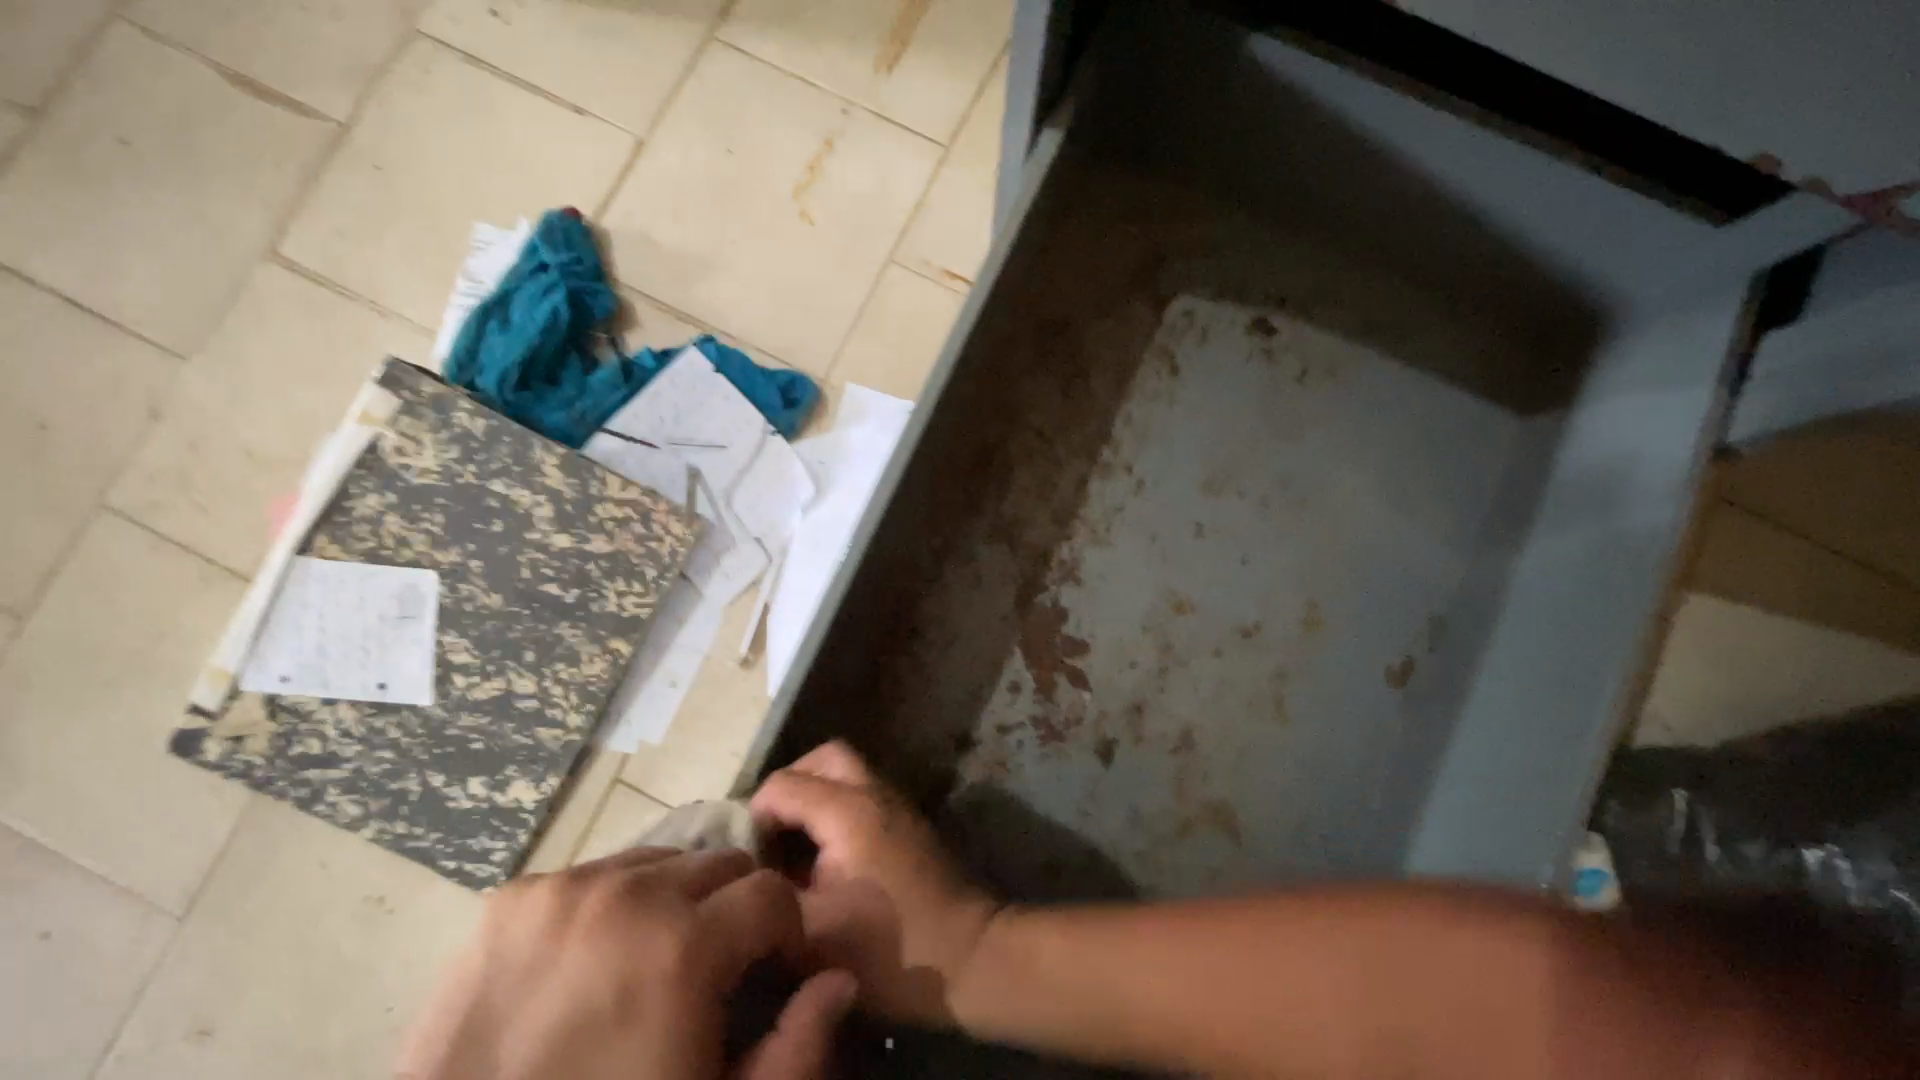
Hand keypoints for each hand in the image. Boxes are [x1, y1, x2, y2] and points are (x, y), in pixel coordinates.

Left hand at [396, 847, 855, 1079]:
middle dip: (732, 908)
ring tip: (652, 959)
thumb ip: (797, 1047)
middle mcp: (626, 893)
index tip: (769, 972)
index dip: (783, 933)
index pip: (772, 892)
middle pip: (718, 862)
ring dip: (673, 899)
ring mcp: (561, 889)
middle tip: (714, 967)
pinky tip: (592, 960)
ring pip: (656, 861)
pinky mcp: (509, 899)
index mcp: (684, 943)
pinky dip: (611, 904)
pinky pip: (591, 876)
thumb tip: (839, 979)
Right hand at [751, 742, 999, 1026]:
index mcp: (847, 810)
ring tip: (795, 850)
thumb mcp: (810, 933)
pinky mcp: (911, 828)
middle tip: (772, 834)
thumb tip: (749, 874)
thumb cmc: (888, 950)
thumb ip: (768, 894)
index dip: (754, 818)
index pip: (781, 784)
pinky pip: (865, 798)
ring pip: (848, 775)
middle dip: (789, 786)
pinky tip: (826, 862)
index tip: (750, 861)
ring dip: (816, 799)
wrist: (972, 961)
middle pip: (824, 758)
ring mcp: (899, 807)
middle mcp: (875, 794)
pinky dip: (838, 813)